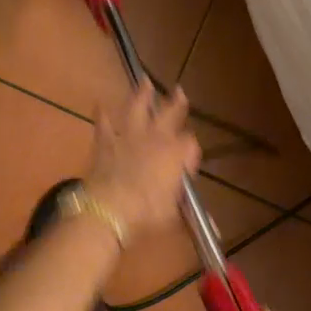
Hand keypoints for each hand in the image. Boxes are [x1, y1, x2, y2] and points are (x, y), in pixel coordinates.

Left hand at [84, 81, 199, 241]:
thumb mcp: (173, 215)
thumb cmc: (146, 213)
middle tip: (179, 91)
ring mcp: (129, 136)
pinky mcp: (106, 141)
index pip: (191, 144)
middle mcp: (155, 138)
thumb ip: (188, 212)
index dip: (191, 153)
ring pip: (137, 108)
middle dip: (176, 103)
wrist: (108, 209)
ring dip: (142, 95)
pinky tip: (99, 104)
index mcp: (176, 154)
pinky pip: (104, 123)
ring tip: (145, 81)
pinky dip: (102, 114)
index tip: (188, 165)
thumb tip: (211, 228)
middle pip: (170, 114)